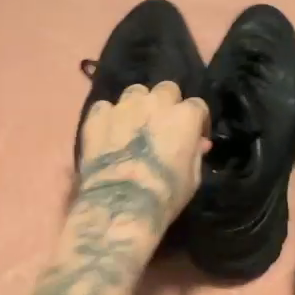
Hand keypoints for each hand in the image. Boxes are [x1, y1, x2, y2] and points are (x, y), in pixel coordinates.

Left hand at [75, 82, 208, 235]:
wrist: (121, 205)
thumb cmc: (165, 195)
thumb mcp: (192, 179)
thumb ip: (195, 154)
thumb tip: (198, 143)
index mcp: (185, 116)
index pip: (198, 106)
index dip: (197, 122)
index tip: (195, 137)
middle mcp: (155, 102)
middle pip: (167, 90)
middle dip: (168, 105)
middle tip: (163, 126)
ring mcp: (123, 106)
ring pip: (135, 93)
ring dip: (139, 106)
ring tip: (134, 126)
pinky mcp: (97, 116)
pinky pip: (105, 107)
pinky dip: (110, 117)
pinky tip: (109, 134)